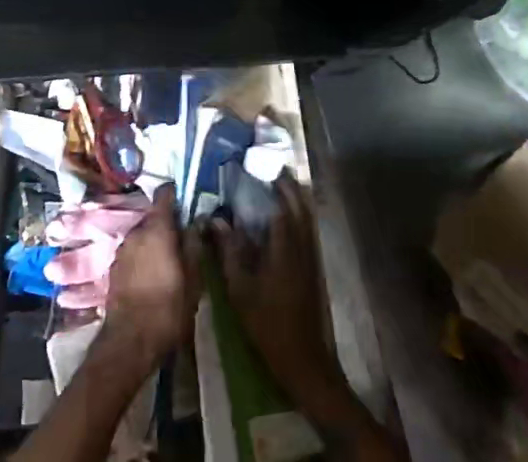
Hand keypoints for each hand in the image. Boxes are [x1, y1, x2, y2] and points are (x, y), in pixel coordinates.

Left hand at [99, 183, 200, 369]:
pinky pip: (132, 252)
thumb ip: (195, 246)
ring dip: (154, 241)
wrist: (130, 340)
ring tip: (169, 260)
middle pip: (153, 218)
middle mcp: (135, 233)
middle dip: (167, 224)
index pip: (164, 196)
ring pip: (142, 236)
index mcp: (156, 230)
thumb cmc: (168, 308)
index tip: (187, 200)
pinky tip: (152, 275)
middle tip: (184, 239)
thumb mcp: (193, 279)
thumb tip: (197, 222)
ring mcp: (121, 250)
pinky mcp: (114, 268)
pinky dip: (143, 256)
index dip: (175, 194)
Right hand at [205, 176, 350, 414]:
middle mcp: (303, 248)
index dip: (274, 183)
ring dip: (293, 199)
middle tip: (267, 169)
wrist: (304, 361)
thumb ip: (229, 252)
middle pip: (300, 207)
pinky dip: (296, 216)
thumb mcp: (241, 289)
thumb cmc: (268, 324)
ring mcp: (311, 259)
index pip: (283, 206)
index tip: (259, 165)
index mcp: (286, 249)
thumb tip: (215, 220)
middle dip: (287, 186)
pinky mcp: (312, 270)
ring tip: (274, 185)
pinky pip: (306, 231)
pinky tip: (280, 219)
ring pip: (306, 219)